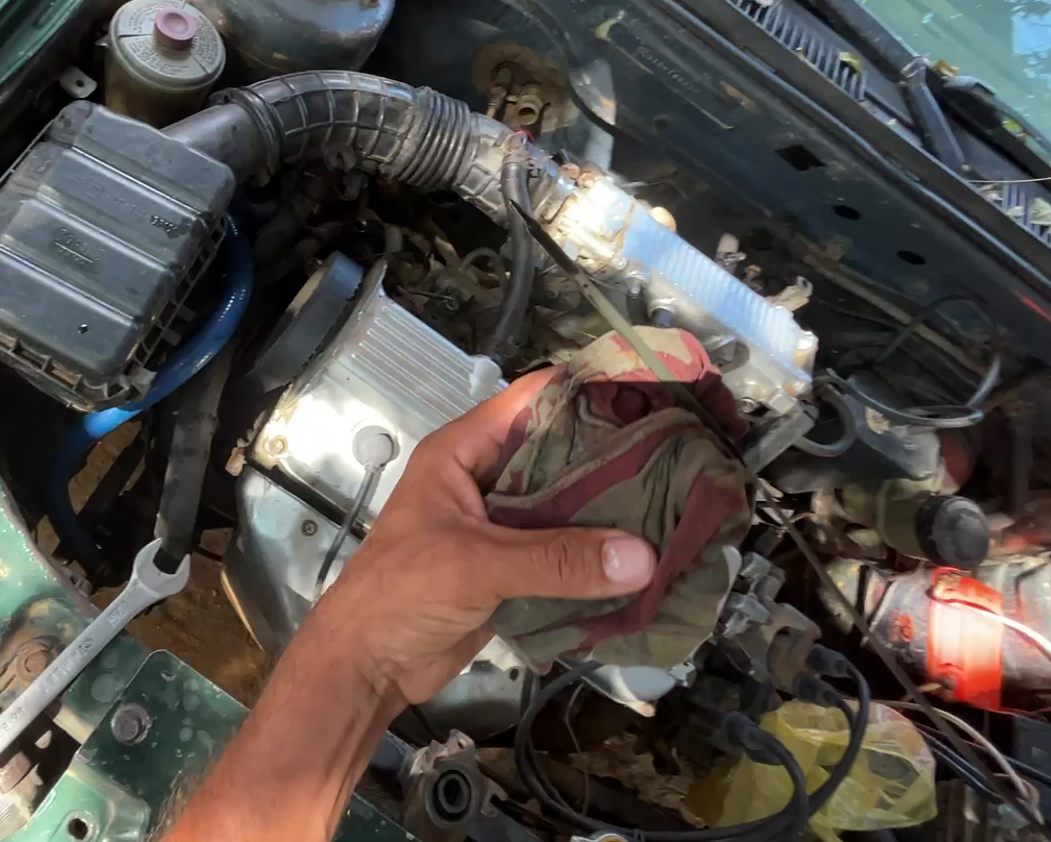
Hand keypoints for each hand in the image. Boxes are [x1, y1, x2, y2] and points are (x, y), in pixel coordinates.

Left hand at [300, 367, 657, 704]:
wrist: (368, 659)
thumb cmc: (400, 591)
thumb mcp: (474, 565)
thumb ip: (554, 559)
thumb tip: (641, 554)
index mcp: (461, 452)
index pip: (527, 402)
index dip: (582, 392)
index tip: (646, 392)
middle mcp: (482, 478)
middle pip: (554, 453)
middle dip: (610, 456)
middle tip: (681, 455)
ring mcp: (497, 522)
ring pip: (562, 503)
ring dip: (608, 510)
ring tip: (678, 504)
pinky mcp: (509, 565)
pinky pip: (561, 549)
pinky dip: (596, 555)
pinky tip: (645, 559)